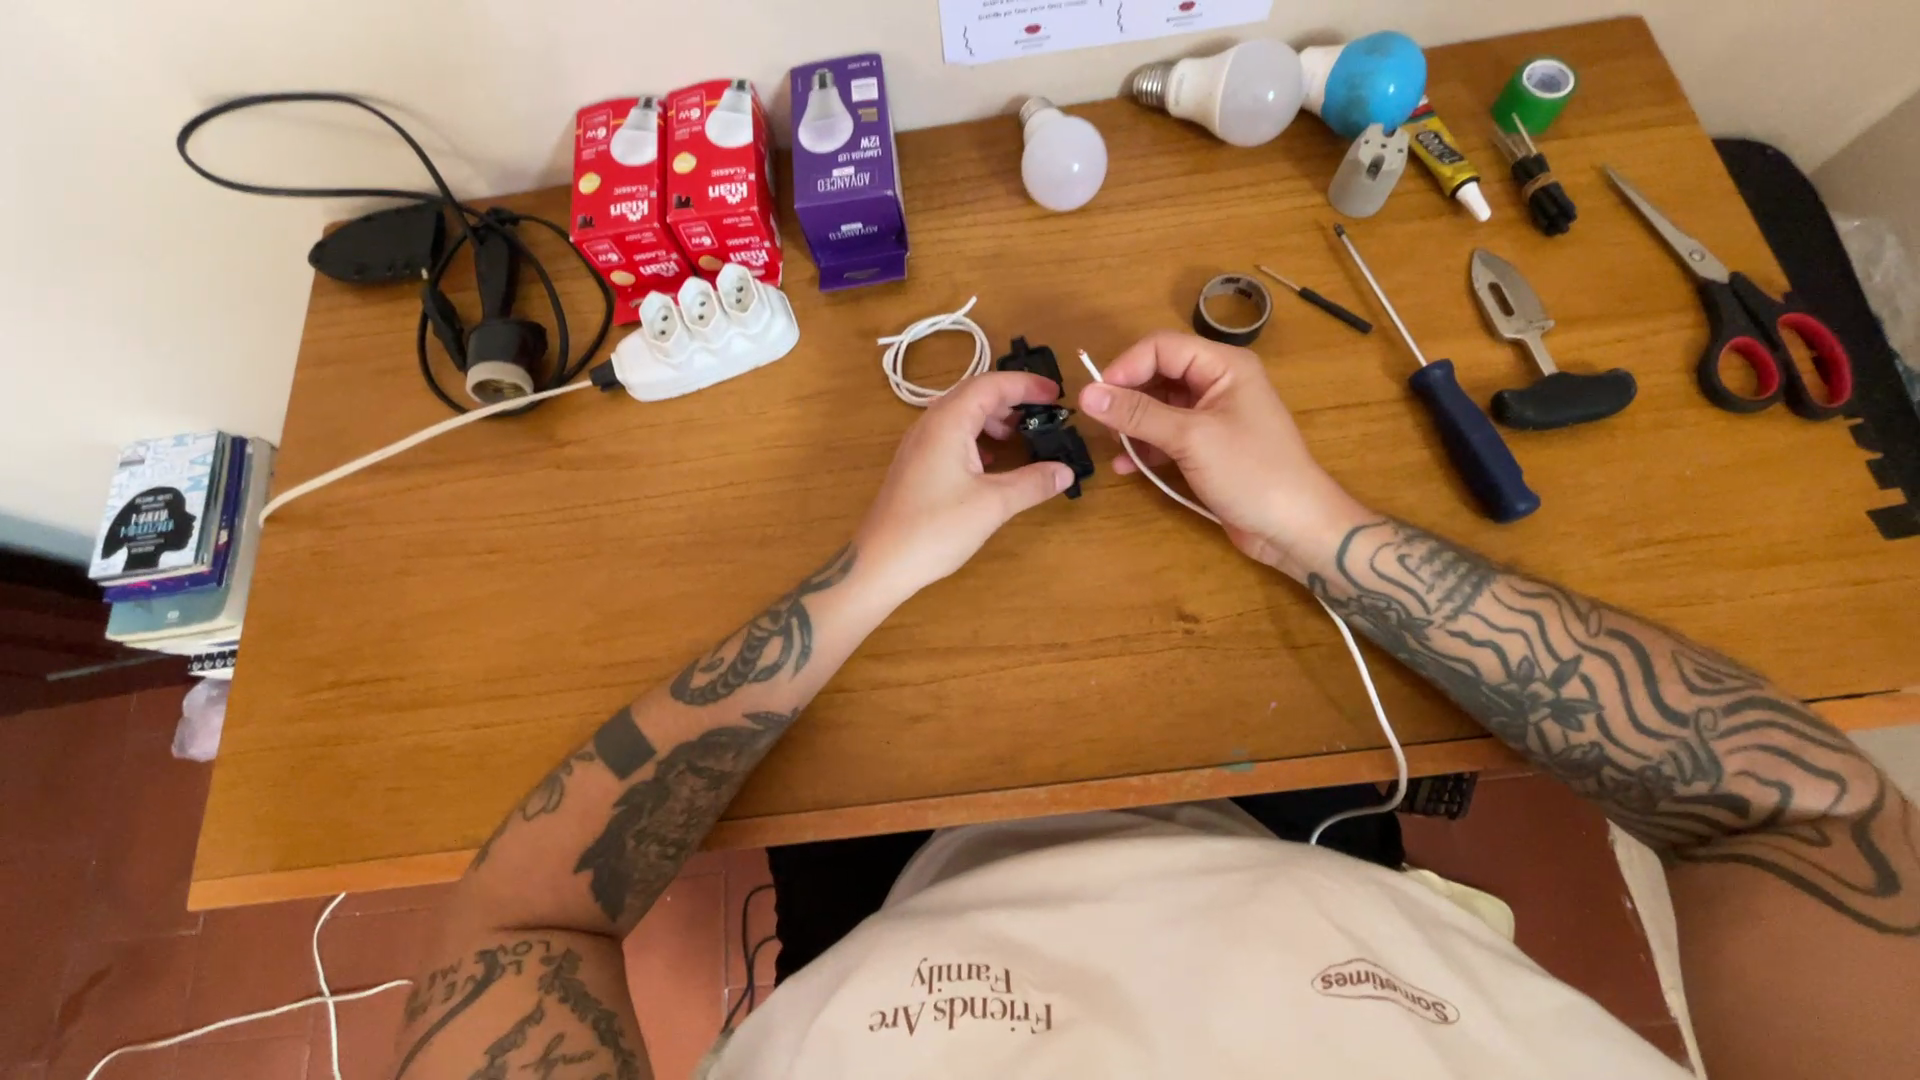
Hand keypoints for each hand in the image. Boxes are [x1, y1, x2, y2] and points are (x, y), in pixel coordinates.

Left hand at [855, 372, 1076, 596]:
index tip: (1057, 395)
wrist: (881, 562)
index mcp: (947, 422)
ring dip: (993, 419)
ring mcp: (918, 445)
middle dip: (1012, 399)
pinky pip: (951, 436)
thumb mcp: (993, 504)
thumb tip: (1066, 471)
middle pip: (975, 395)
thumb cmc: (936, 529)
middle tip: (1044, 413)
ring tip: (1021, 436)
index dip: (1026, 385)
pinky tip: (993, 462)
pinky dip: (977, 439)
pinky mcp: (915, 465)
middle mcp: (929, 424)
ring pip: (961, 416)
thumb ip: (1032, 483)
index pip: (991, 385)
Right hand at [1076, 331, 1368, 575]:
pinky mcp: (1207, 447)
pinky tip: (1128, 467)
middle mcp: (1218, 384)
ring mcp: (1213, 417)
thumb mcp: (1191, 439)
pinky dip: (1146, 448)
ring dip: (1133, 426)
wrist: (1293, 526)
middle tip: (1102, 425)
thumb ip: (1138, 414)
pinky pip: (1166, 436)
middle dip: (1127, 398)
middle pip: (1158, 375)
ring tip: (1116, 448)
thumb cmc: (1251, 473)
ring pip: (1158, 407)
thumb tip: (1087, 394)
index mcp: (1224, 366)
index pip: (1161, 347)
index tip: (1094, 397)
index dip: (1125, 367)